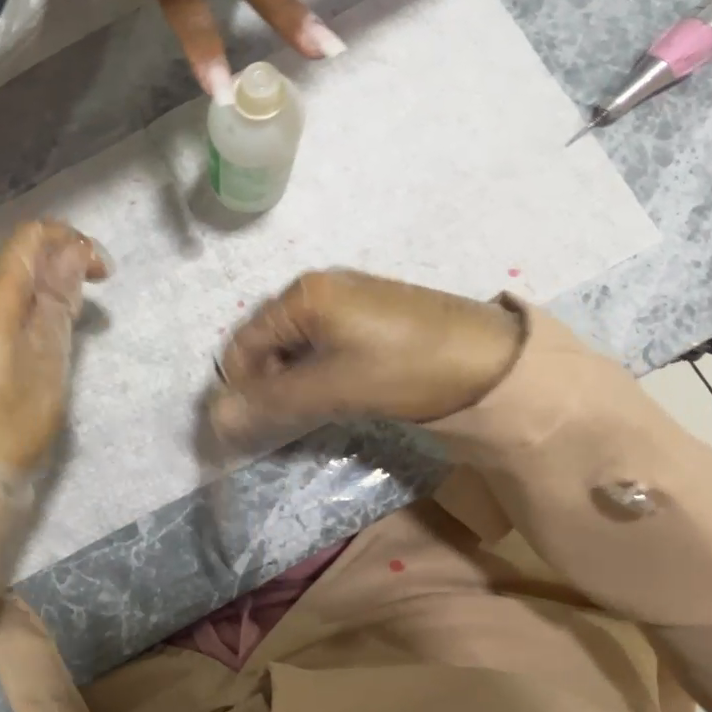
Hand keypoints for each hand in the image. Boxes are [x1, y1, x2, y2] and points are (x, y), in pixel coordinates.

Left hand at [0, 221, 110, 477]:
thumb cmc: (10, 423)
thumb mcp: (47, 361)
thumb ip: (59, 302)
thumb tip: (73, 251)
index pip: (29, 237)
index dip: (70, 241)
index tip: (103, 274)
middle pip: (17, 256)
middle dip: (61, 263)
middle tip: (91, 301)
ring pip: (8, 283)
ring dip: (46, 288)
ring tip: (73, 323)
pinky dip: (27, 309)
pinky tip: (45, 338)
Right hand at [210, 270, 523, 442]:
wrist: (496, 363)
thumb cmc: (407, 369)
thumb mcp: (335, 388)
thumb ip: (273, 403)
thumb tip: (215, 420)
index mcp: (304, 294)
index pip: (244, 343)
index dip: (242, 387)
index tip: (257, 425)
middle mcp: (320, 286)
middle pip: (268, 339)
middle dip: (268, 382)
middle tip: (289, 420)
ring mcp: (349, 297)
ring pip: (297, 343)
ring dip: (295, 378)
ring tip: (317, 408)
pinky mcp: (372, 314)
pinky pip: (325, 341)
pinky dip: (320, 369)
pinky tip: (341, 391)